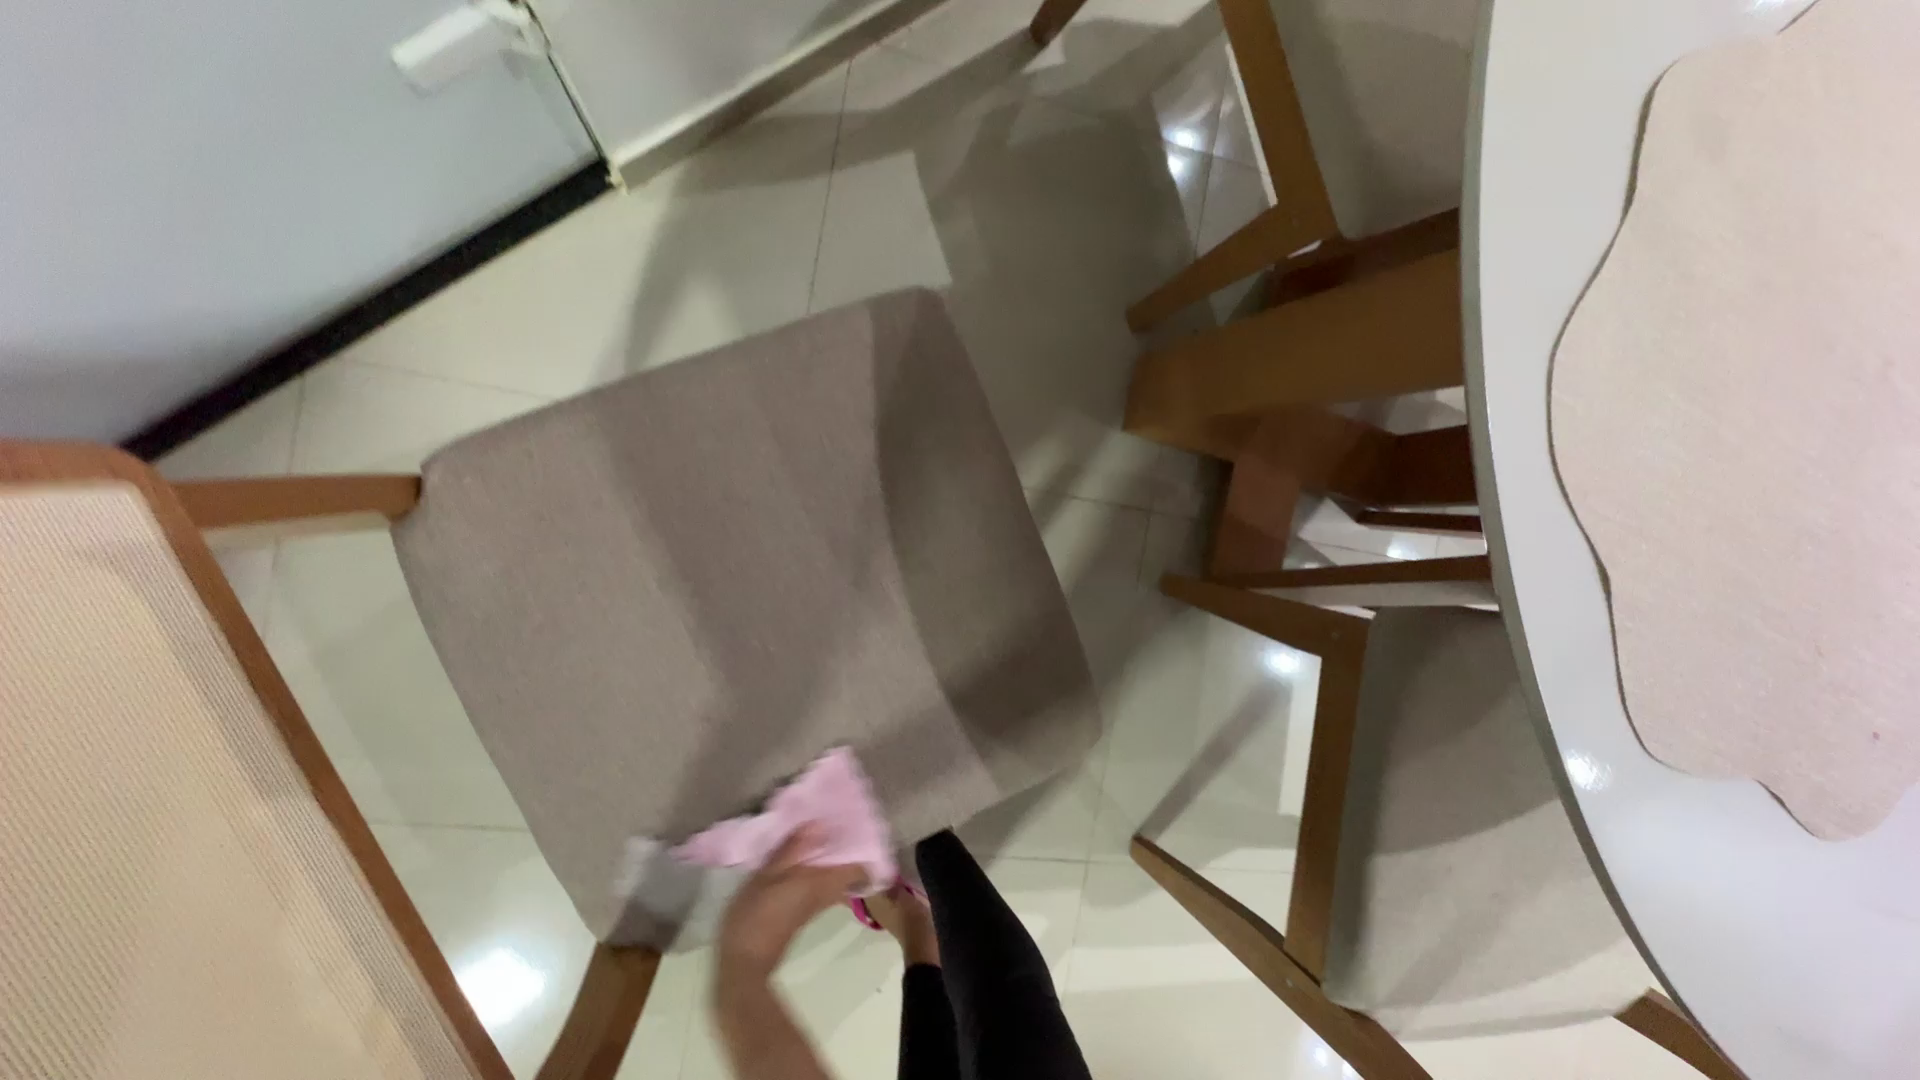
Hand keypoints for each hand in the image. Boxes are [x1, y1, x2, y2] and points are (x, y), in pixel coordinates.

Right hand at [717, 828, 867, 979]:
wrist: (745, 960)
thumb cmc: (755, 914)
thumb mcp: (767, 876)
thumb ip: (792, 850)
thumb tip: (820, 823)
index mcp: (822, 882)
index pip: (859, 870)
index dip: (861, 848)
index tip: (854, 828)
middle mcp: (825, 894)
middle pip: (848, 873)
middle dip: (845, 851)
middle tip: (835, 826)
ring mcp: (814, 905)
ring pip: (834, 879)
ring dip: (830, 860)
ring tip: (817, 835)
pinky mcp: (802, 912)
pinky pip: (820, 886)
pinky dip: (817, 871)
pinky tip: (799, 858)